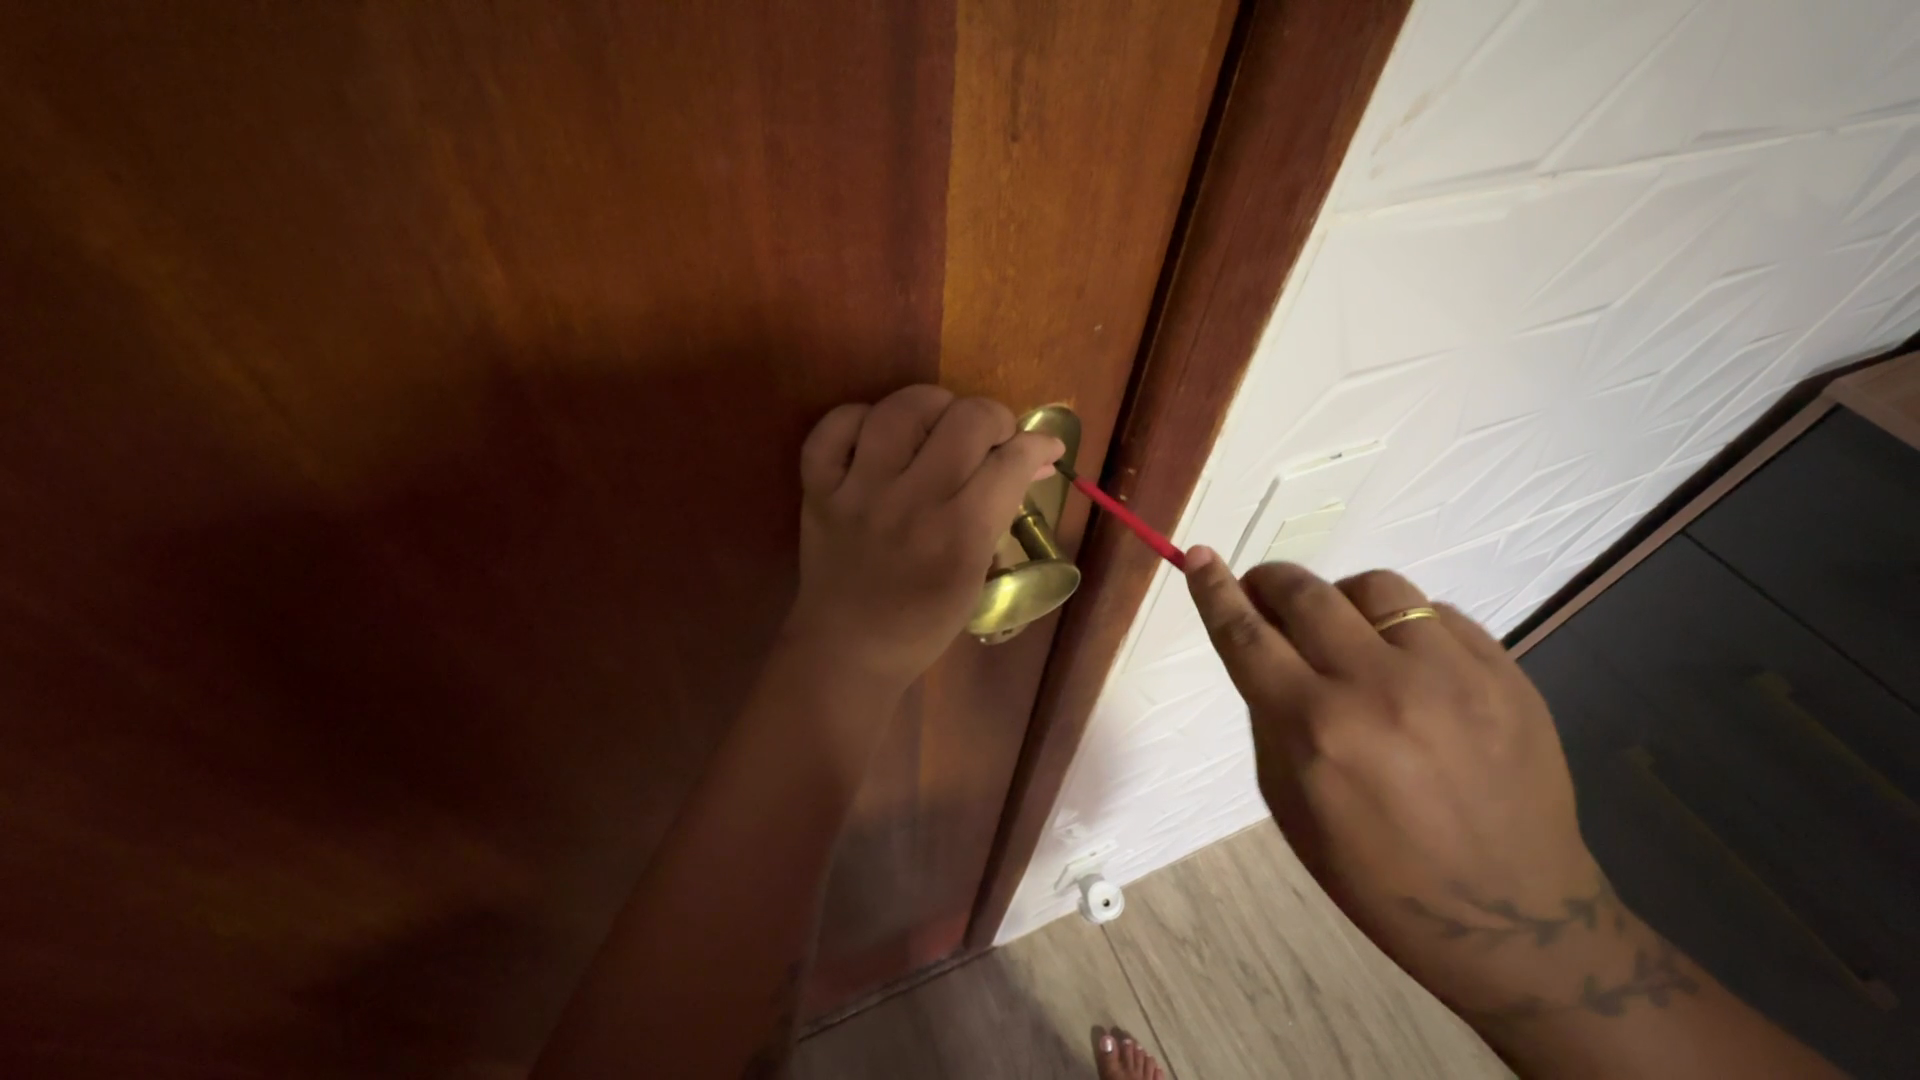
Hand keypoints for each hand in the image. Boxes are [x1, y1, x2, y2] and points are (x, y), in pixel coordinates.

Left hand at [785, 385, 1062, 691]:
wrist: (848, 649)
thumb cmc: (923, 622)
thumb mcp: (976, 576)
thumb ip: (1002, 512)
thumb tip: (1033, 459)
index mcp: (959, 536)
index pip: (1009, 460)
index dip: (1037, 442)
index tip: (1042, 446)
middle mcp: (910, 504)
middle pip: (965, 420)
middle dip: (992, 418)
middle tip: (991, 438)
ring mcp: (858, 492)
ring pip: (901, 408)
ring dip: (933, 405)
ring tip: (939, 423)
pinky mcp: (818, 490)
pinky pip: (834, 426)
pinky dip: (859, 418)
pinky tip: (878, 436)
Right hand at [1184, 548, 1616, 1013]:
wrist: (1510, 917)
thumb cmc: (1376, 875)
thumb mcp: (1290, 805)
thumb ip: (1272, 718)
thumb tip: (1266, 652)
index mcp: (1316, 729)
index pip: (1247, 635)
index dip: (1215, 590)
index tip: (1198, 556)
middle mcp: (1378, 686)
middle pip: (1305, 594)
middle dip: (1271, 584)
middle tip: (1265, 595)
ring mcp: (1450, 674)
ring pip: (1375, 587)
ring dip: (1341, 600)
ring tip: (1345, 632)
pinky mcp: (1504, 673)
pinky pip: (1436, 613)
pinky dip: (1404, 626)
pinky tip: (1408, 663)